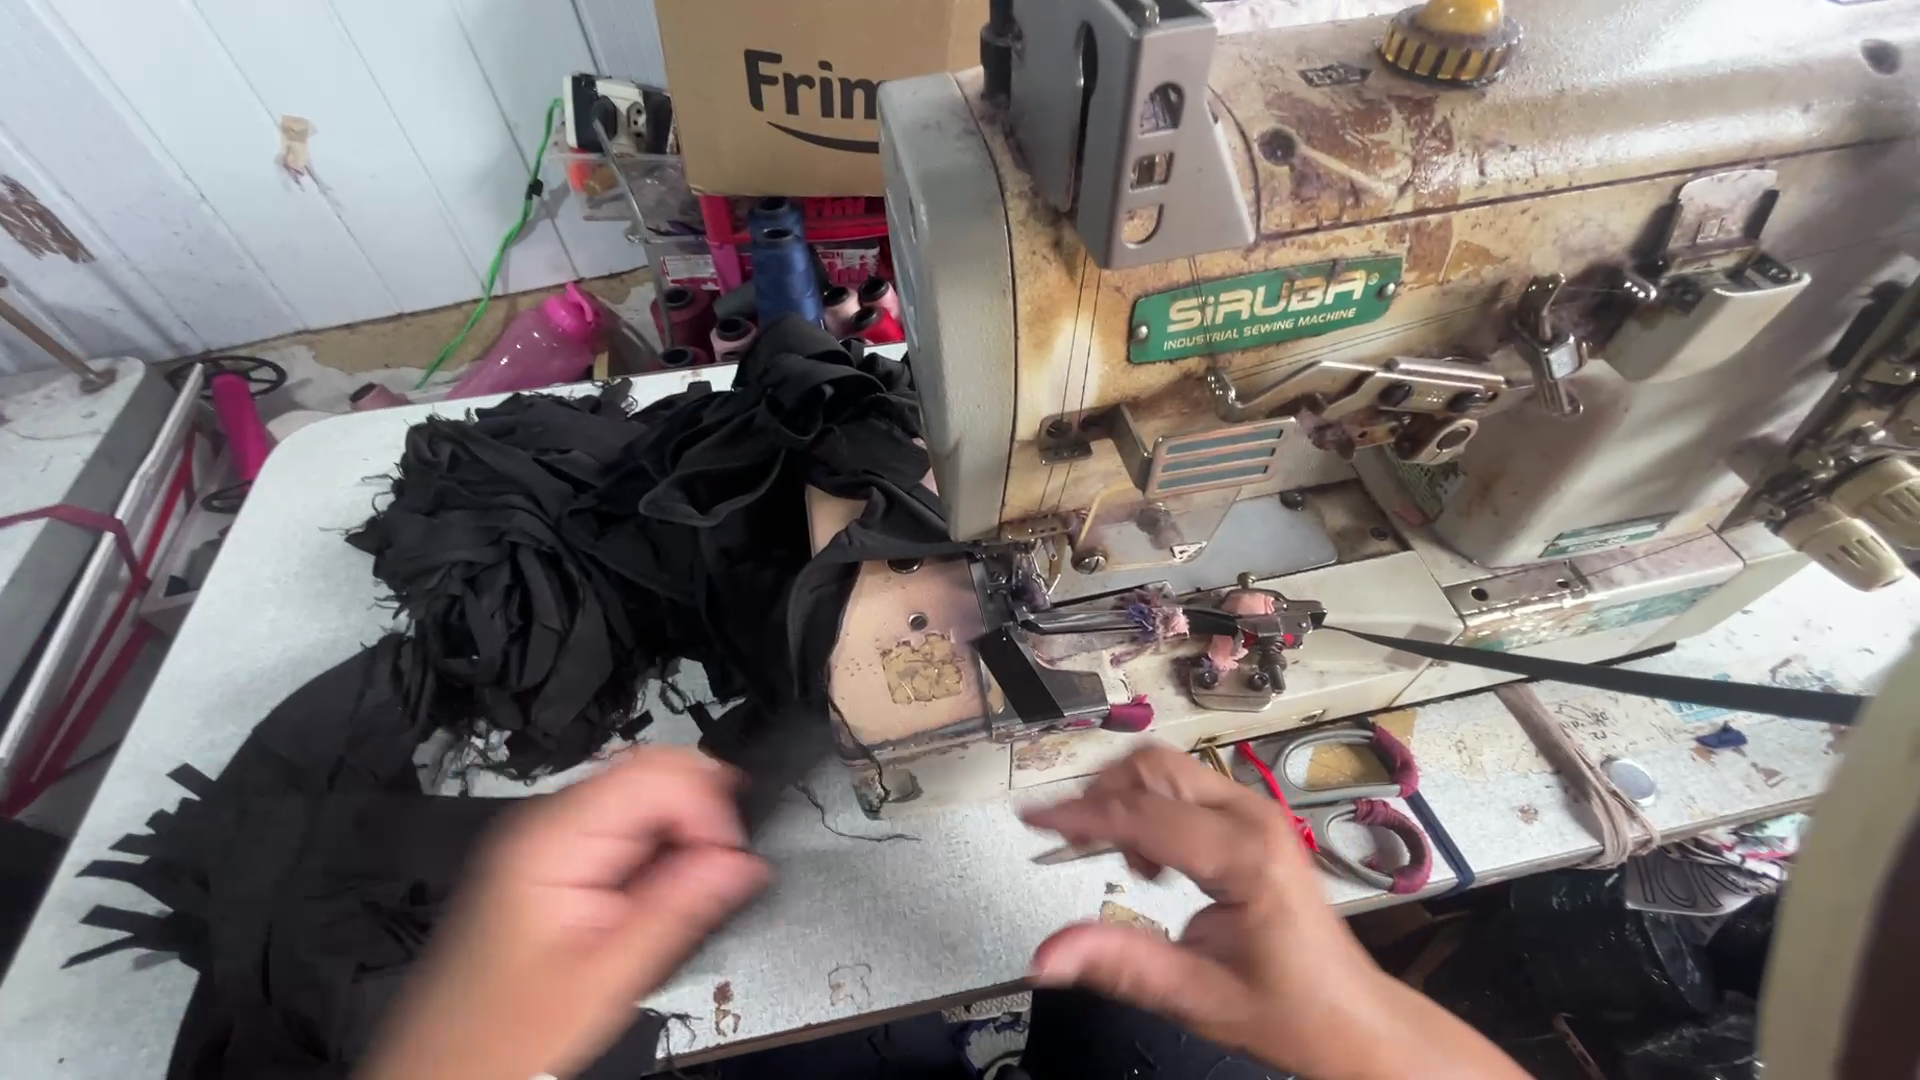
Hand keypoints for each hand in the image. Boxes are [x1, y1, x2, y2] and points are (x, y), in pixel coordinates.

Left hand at [359, 747, 769, 1079]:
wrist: (436, 1077)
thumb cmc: (497, 1042)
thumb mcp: (606, 980)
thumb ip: (680, 910)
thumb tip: (742, 860)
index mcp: (550, 841)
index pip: (656, 774)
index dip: (707, 807)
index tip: (729, 856)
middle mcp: (545, 826)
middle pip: (651, 772)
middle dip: (701, 813)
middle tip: (722, 867)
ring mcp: (549, 839)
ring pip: (646, 794)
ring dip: (686, 831)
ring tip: (693, 889)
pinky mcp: (559, 858)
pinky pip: (630, 824)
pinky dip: (664, 847)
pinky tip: (665, 890)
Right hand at [1020, 745, 1527, 1079]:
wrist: (1357, 1017)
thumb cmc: (1288, 1012)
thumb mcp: (1199, 999)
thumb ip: (1120, 965)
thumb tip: (1043, 956)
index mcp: (1244, 857)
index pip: (1143, 815)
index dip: (1080, 815)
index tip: (1032, 818)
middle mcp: (1250, 815)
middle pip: (1154, 767)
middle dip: (1103, 795)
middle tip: (1074, 844)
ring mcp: (1253, 809)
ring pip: (1165, 767)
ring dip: (1126, 799)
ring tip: (1123, 862)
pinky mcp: (1249, 815)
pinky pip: (1181, 785)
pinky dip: (1148, 807)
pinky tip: (1153, 860)